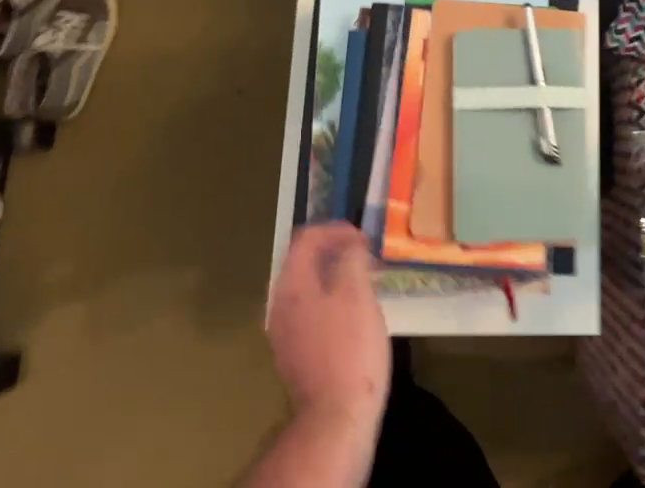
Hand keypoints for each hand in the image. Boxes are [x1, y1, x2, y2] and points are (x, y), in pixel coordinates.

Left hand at [267, 222, 389, 427]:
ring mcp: (283, 332)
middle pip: (302, 262)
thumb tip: (350, 246)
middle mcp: (279, 304)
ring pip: (306, 288)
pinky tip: (352, 316)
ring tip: (363, 283)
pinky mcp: (293, 355)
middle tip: (365, 257)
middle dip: (334, 252)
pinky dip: (329, 301)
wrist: (334, 416)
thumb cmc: (350, 348)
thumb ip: (351, 259)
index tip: (364, 237)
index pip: (305, 238)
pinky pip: (308, 313)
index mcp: (291, 285)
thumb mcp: (358, 294)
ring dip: (332, 276)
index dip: (335, 229)